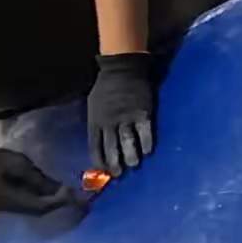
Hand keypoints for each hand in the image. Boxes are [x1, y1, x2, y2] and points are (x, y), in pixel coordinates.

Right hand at [0, 136, 70, 214]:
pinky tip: (48, 196)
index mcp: (6, 199)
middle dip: (56, 206)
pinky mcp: (0, 206)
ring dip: (48, 205)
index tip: (74, 195)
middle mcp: (3, 210)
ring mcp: (0, 210)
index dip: (58, 202)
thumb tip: (62, 190)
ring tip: (64, 197)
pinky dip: (38, 203)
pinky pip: (24, 208)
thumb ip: (39, 179)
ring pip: (31, 212)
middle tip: (74, 199)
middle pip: (36, 212)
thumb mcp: (18, 164)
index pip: (38, 206)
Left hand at [87, 53, 154, 177]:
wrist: (122, 69)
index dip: (99, 160)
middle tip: (119, 173)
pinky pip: (145, 133)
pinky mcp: (143, 114)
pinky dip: (146, 143)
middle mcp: (110, 122)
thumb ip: (97, 123)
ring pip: (128, 142)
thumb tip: (100, 142)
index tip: (104, 171)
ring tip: (134, 164)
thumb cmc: (107, 88)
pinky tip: (148, 151)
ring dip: (131, 156)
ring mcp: (126, 118)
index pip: (95, 146)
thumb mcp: (94, 105)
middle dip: (115, 162)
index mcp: (95, 120)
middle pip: (112, 147)